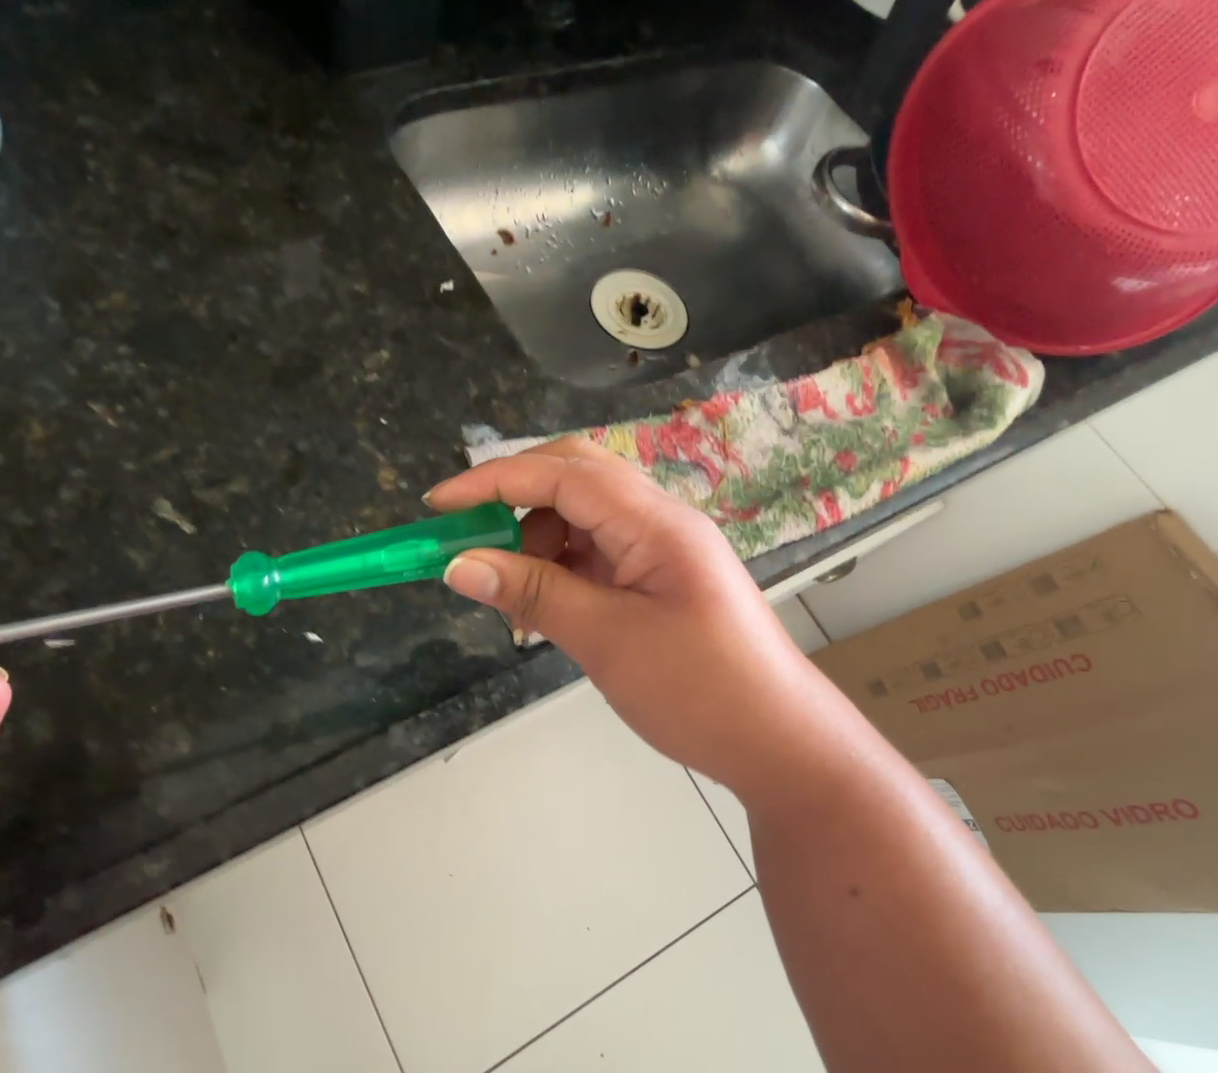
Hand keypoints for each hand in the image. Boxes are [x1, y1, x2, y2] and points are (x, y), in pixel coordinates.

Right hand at [427, 437, 813, 786]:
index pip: (562, 473)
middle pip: (573, 476)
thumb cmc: (699, 690)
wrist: (779, 743)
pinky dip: (556, 569)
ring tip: (510, 595)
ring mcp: (659, 547)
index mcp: (655, 522)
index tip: (439, 506)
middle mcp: (658, 520)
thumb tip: (457, 564)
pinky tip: (540, 607)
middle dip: (513, 498)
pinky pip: (593, 552)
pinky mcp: (656, 577)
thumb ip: (533, 592)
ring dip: (534, 540)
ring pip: (580, 515)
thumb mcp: (606, 640)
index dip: (494, 481)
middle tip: (465, 537)